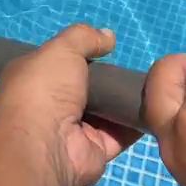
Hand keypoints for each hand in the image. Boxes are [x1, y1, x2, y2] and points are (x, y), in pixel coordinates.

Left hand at [0, 24, 139, 185]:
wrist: (45, 144)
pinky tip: (154, 109)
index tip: (105, 48)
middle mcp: (48, 103)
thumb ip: (83, 38)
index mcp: (31, 78)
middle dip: (104, 79)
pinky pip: (120, 133)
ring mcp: (71, 129)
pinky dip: (135, 123)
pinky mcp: (94, 150)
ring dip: (122, 100)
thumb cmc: (44, 89)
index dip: (77, 54)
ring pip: (104, 110)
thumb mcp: (61, 50)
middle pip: (83, 87)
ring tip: (150, 85)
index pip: (56, 63)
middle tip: (131, 69)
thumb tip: (107, 36)